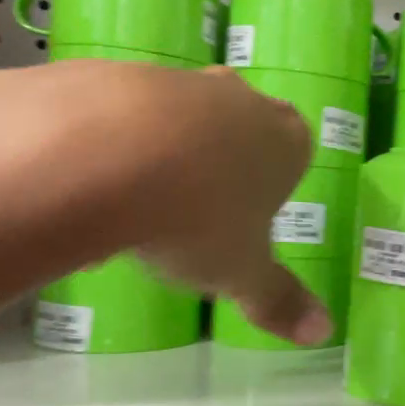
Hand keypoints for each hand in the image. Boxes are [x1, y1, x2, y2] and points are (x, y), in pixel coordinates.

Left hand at [0, 61, 328, 344]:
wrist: (95, 154)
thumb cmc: (195, 217)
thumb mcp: (240, 273)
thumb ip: (279, 301)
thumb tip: (323, 332)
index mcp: (284, 140)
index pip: (293, 154)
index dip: (269, 188)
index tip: (241, 220)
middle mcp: (237, 99)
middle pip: (235, 130)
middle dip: (215, 167)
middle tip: (187, 217)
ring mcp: (172, 80)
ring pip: (172, 122)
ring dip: (157, 158)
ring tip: (127, 214)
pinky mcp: (106, 73)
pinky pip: (112, 117)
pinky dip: (103, 149)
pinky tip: (81, 190)